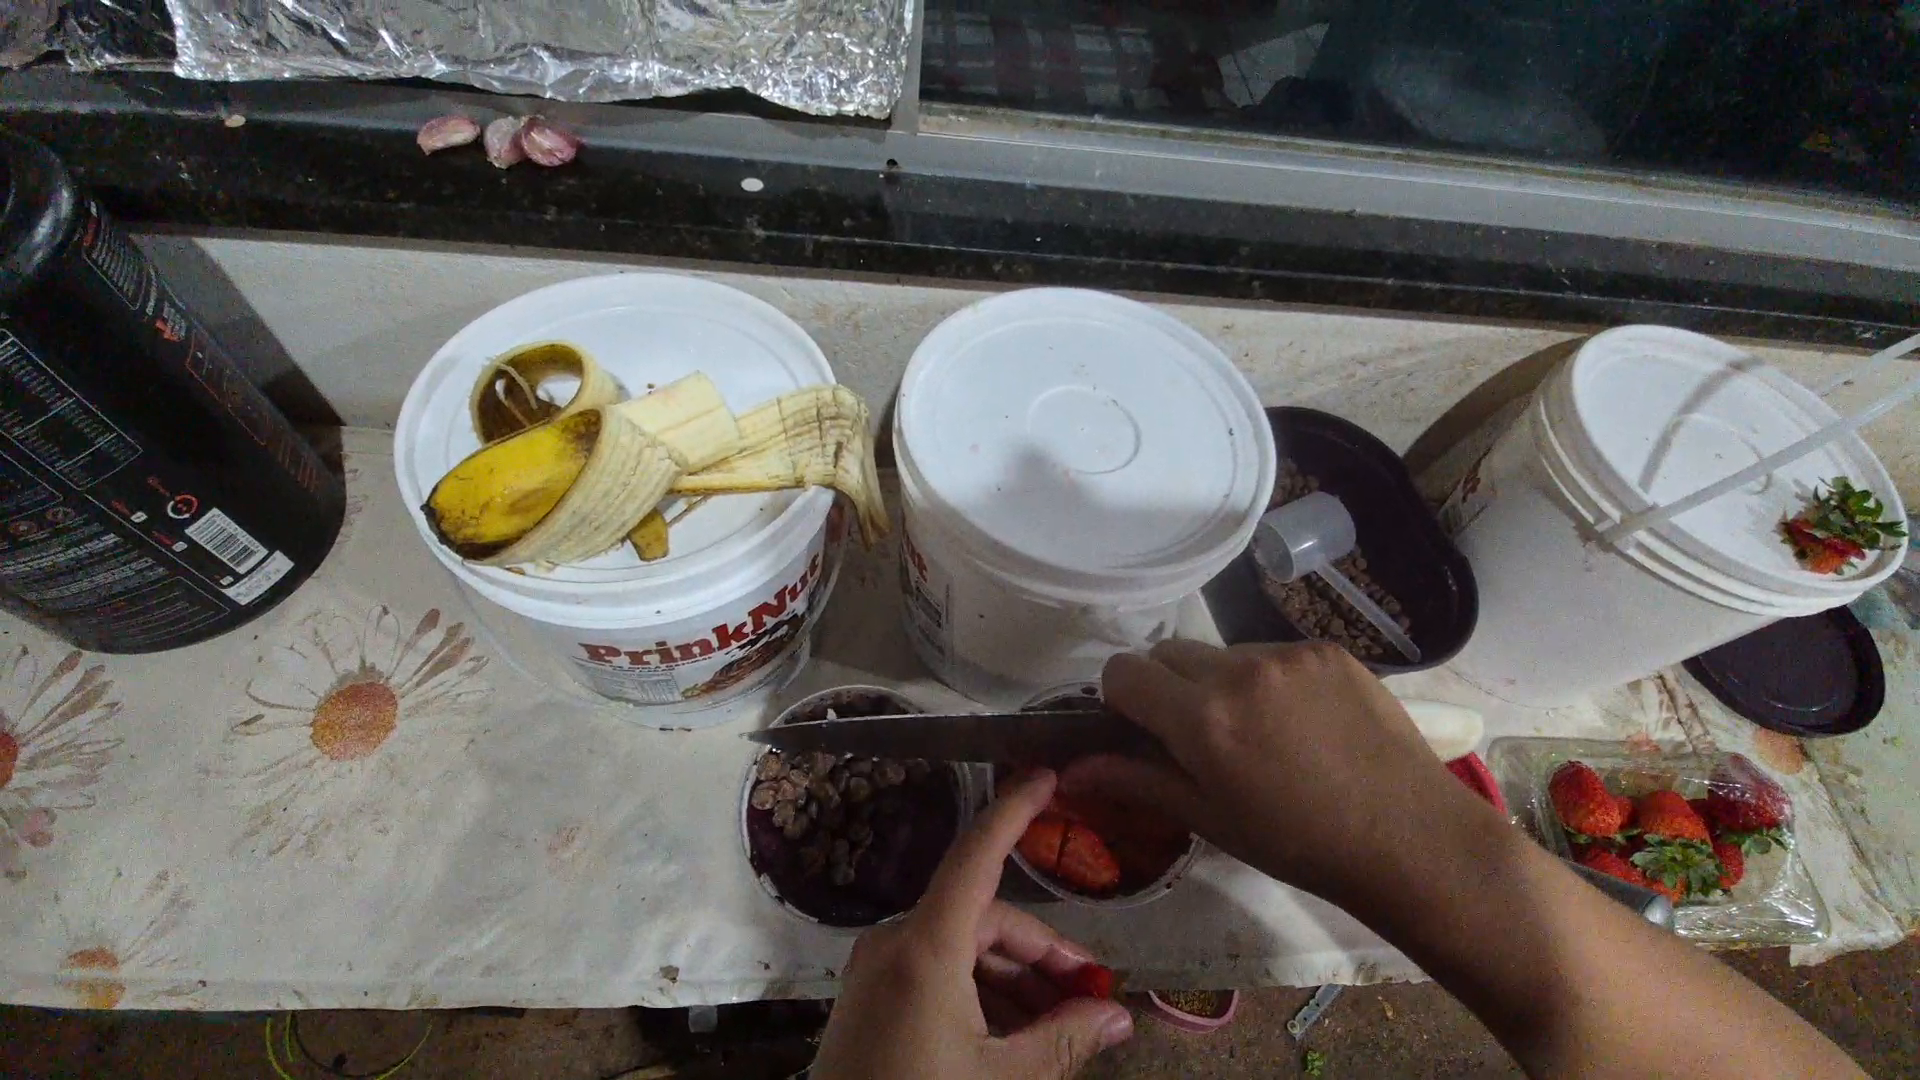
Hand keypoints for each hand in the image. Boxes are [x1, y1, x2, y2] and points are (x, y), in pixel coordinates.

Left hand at [811, 770, 1133, 1079]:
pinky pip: (938, 974)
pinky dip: (981, 994)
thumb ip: (1064, 1040)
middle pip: (984, 919)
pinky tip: (1015, 1037)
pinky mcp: (872, 996)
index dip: (1015, 810)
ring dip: (1015, 980)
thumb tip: (1120, 1015)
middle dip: (1041, 954)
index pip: (978, 854)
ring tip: (1062, 1027)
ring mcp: (879, 968)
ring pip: (964, 950)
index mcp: (925, 945)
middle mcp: (897, 940)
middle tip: (1090, 996)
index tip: (1047, 775)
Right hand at [1062, 640, 1493, 909]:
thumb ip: (1136, 781)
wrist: (1414, 840)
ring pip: (1220, 652)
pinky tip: (1302, 720)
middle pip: (1167, 653)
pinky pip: (1271, 651)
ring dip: (1219, 681)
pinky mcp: (1327, 649)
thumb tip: (1069, 771)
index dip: (1122, 698)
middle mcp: (1238, 670)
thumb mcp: (1210, 818)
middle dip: (1168, 686)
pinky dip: (1268, 678)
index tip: (1143, 728)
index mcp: (1202, 718)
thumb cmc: (1299, 843)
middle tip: (1201, 733)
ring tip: (1261, 729)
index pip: (1123, 671)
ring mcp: (1287, 654)